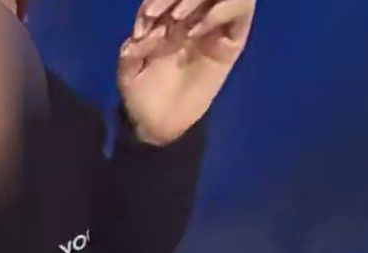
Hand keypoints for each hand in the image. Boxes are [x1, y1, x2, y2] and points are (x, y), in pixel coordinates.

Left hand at [119, 0, 254, 146]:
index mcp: (168, 16)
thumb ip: (128, 54)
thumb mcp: (127, 76)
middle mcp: (195, 13)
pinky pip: (240, 8)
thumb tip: (139, 36)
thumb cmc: (142, 97)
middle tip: (160, 13)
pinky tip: (197, 30)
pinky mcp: (233, 36)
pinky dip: (222, 10)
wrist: (158, 125)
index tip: (146, 17)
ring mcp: (216, 21)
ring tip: (177, 17)